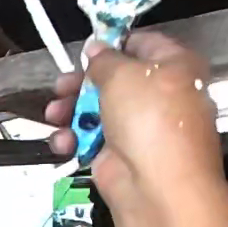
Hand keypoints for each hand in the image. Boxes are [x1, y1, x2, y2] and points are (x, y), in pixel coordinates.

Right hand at [43, 30, 222, 203]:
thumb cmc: (148, 117)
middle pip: (111, 80)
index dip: (111, 45)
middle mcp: (158, 94)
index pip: (142, 44)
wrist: (155, 182)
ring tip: (53, 116)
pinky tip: (63, 142)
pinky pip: (89, 138)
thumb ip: (104, 60)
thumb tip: (95, 48)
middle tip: (59, 87)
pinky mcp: (116, 153)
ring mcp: (136, 126)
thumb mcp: (123, 75)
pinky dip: (73, 138)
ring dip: (69, 112)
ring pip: (95, 110)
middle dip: (80, 84)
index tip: (84, 52)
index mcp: (173, 67)